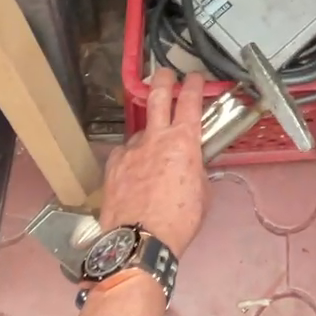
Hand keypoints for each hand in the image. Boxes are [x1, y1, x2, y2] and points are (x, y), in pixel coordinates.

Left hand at [98, 69, 208, 254]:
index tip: (194, 77)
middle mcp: (155, 137)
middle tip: (164, 73)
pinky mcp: (112, 166)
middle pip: (157, 96)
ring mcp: (131, 150)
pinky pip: (125, 154)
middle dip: (162, 79)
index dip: (194, 84)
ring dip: (148, 137)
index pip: (190, 100)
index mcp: (183, 141)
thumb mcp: (202, 192)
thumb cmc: (179, 219)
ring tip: (151, 155)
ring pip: (140, 132)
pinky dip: (131, 158)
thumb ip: (196, 170)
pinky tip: (133, 172)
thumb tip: (191, 165)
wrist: (138, 243)